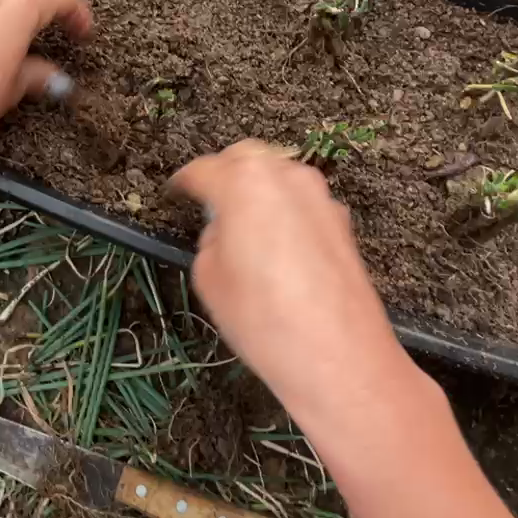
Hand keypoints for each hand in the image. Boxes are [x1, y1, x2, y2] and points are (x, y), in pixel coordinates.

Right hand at [168, 141, 408, 417]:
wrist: (340, 359)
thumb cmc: (264, 318)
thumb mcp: (208, 278)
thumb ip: (210, 239)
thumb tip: (225, 232)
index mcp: (243, 181)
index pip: (202, 170)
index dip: (183, 181)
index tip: (176, 190)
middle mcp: (285, 177)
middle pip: (246, 158)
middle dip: (225, 174)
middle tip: (209, 202)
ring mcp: (319, 197)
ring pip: (279, 176)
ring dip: (259, 190)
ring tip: (244, 224)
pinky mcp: (342, 222)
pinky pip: (302, 202)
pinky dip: (285, 211)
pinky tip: (278, 245)